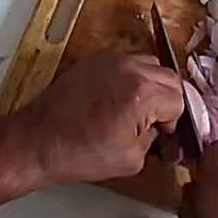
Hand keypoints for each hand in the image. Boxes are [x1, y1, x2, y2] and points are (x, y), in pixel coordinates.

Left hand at [10, 52, 183, 188]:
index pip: (179, 100)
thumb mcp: (131, 158)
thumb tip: (160, 130)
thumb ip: (155, 139)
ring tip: (136, 110)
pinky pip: (127, 62)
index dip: (172, 122)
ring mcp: (110, 59)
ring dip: (151, 86)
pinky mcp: (94, 59)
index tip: (161, 134)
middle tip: (153, 123)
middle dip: (166, 101)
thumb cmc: (78, 153)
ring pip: (150, 65)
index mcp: (142, 93)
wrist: (38, 141)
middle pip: (169, 78)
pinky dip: (131, 78)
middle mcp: (129, 68)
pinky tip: (119, 99)